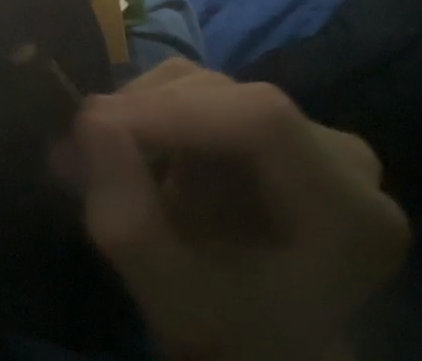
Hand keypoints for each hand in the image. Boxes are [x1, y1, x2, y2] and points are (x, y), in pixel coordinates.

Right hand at [59, 61, 408, 360]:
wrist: (261, 350)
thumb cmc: (229, 336)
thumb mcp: (171, 298)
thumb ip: (129, 220)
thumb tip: (90, 121)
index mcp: (349, 214)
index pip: (263, 122)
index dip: (172, 111)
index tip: (92, 126)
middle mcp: (347, 162)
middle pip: (233, 99)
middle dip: (143, 115)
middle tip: (72, 146)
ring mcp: (315, 139)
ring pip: (212, 88)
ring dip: (143, 114)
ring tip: (94, 155)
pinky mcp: (279, 128)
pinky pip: (208, 96)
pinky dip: (156, 116)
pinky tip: (129, 151)